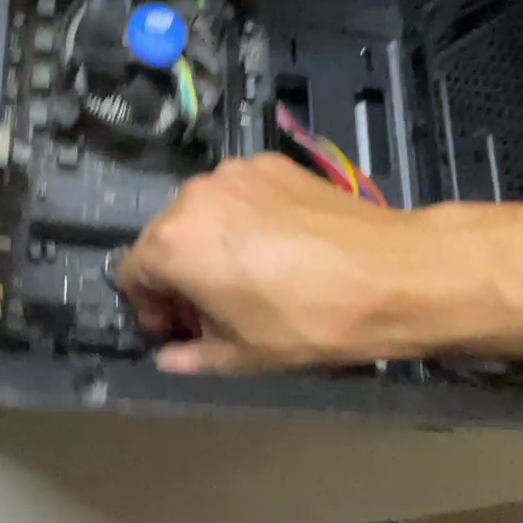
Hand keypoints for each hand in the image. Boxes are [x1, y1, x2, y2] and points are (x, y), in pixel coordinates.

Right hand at [118, 154, 522, 373]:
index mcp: (173, 243)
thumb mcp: (244, 354)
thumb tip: (170, 359)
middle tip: (212, 307)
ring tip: (248, 274)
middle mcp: (193, 196)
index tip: (176, 327)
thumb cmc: (309, 321)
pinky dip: (243, 218)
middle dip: (178, 274)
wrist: (392, 273)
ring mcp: (233, 173)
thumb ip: (193, 355)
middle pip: (164, 237)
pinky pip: (238, 194)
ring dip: (209, 243)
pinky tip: (278, 245)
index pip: (131, 272)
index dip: (148, 306)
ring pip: (201, 212)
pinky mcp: (270, 163)